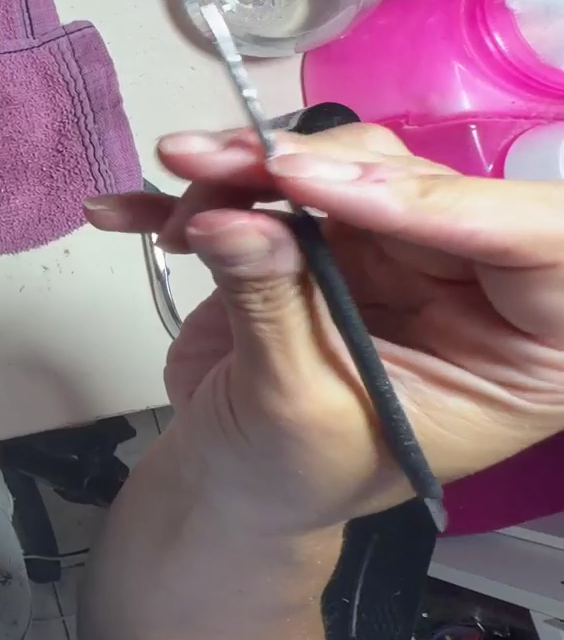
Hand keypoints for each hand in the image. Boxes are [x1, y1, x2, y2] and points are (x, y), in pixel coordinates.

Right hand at [86, 124, 563, 532]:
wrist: (229, 477)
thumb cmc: (294, 468)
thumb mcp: (294, 401)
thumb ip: (273, 307)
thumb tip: (228, 222)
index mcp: (523, 337)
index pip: (527, 239)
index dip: (428, 199)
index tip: (303, 185)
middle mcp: (459, 278)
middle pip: (401, 184)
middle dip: (297, 168)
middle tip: (206, 162)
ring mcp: (373, 256)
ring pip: (318, 175)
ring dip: (232, 175)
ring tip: (168, 194)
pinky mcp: (293, 248)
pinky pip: (239, 205)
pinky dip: (172, 205)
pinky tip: (118, 212)